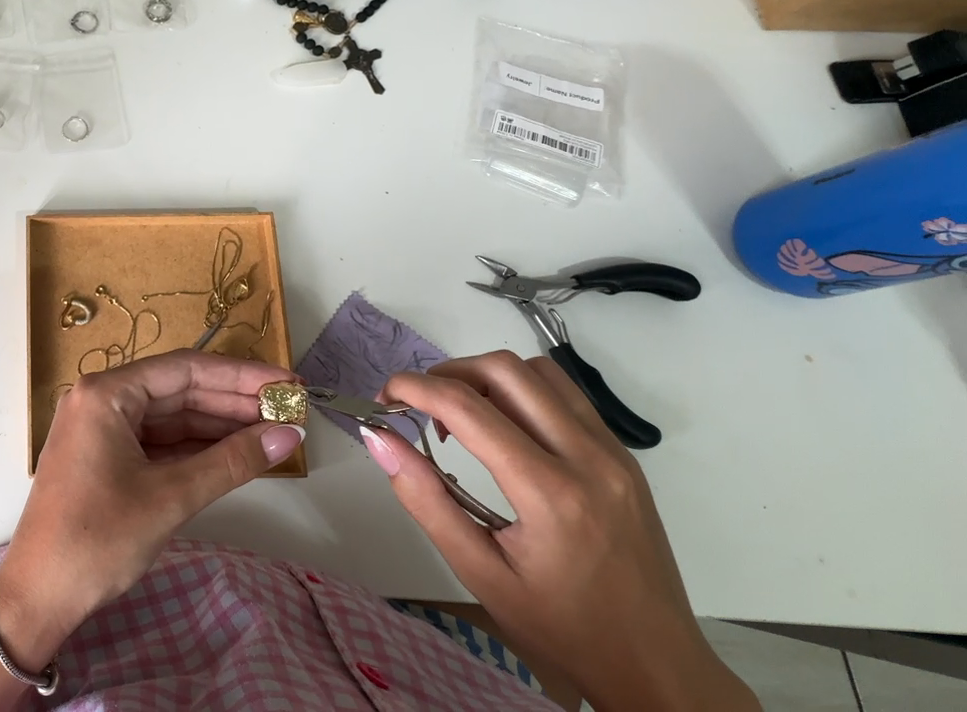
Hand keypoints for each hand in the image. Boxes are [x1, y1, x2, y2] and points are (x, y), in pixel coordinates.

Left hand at [0, 350, 304, 667]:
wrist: (40, 593)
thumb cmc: (99, 538)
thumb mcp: (171, 496)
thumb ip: (231, 461)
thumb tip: (288, 434)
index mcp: (106, 394)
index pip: (184, 369)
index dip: (241, 375)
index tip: (287, 383)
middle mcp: (101, 400)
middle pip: (179, 389)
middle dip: (234, 401)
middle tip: (290, 409)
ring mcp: (102, 429)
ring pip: (171, 416)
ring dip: (220, 425)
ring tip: (275, 431)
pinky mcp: (106, 457)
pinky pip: (159, 441)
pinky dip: (197, 447)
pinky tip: (237, 453)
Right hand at [368, 351, 755, 711]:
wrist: (656, 665)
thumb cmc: (561, 627)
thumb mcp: (478, 571)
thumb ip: (424, 498)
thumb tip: (378, 437)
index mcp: (549, 492)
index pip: (467, 406)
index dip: (414, 388)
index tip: (383, 397)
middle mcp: (588, 457)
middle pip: (505, 370)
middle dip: (447, 373)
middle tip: (418, 406)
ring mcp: (613, 452)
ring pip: (538, 371)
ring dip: (486, 376)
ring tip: (459, 414)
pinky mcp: (623, 456)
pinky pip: (565, 395)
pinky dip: (520, 391)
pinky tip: (502, 429)